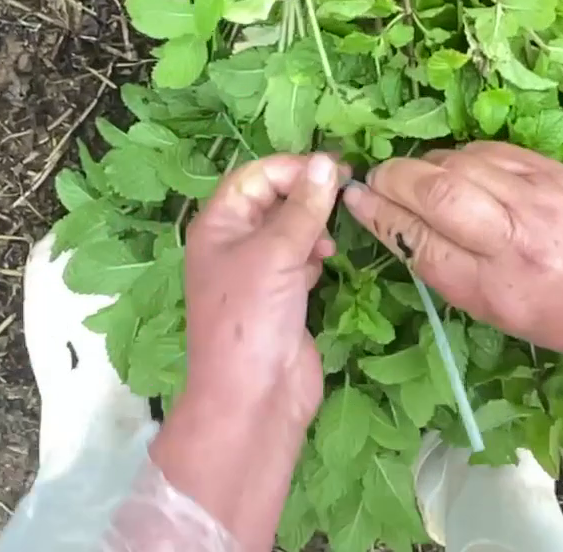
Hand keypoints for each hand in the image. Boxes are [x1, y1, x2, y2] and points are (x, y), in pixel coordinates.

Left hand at [149, 153, 341, 548]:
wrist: (253, 401)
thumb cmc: (252, 317)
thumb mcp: (277, 253)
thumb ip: (304, 207)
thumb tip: (327, 161)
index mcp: (218, 224)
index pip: (255, 176)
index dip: (292, 167)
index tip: (334, 167)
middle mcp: (233, 242)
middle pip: (272, 200)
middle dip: (305, 195)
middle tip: (344, 192)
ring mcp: (257, 271)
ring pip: (288, 229)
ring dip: (312, 226)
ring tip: (330, 240)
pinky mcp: (280, 296)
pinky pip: (299, 258)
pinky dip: (314, 254)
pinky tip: (325, 263)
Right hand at [345, 142, 562, 425]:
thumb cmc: (547, 314)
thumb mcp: (484, 306)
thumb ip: (432, 257)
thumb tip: (378, 210)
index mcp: (495, 287)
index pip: (420, 240)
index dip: (378, 214)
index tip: (353, 198)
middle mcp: (517, 237)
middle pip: (437, 189)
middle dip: (393, 178)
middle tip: (376, 180)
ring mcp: (538, 195)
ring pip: (456, 162)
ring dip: (423, 166)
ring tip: (417, 180)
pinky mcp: (549, 167)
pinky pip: (483, 150)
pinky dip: (457, 158)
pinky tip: (457, 172)